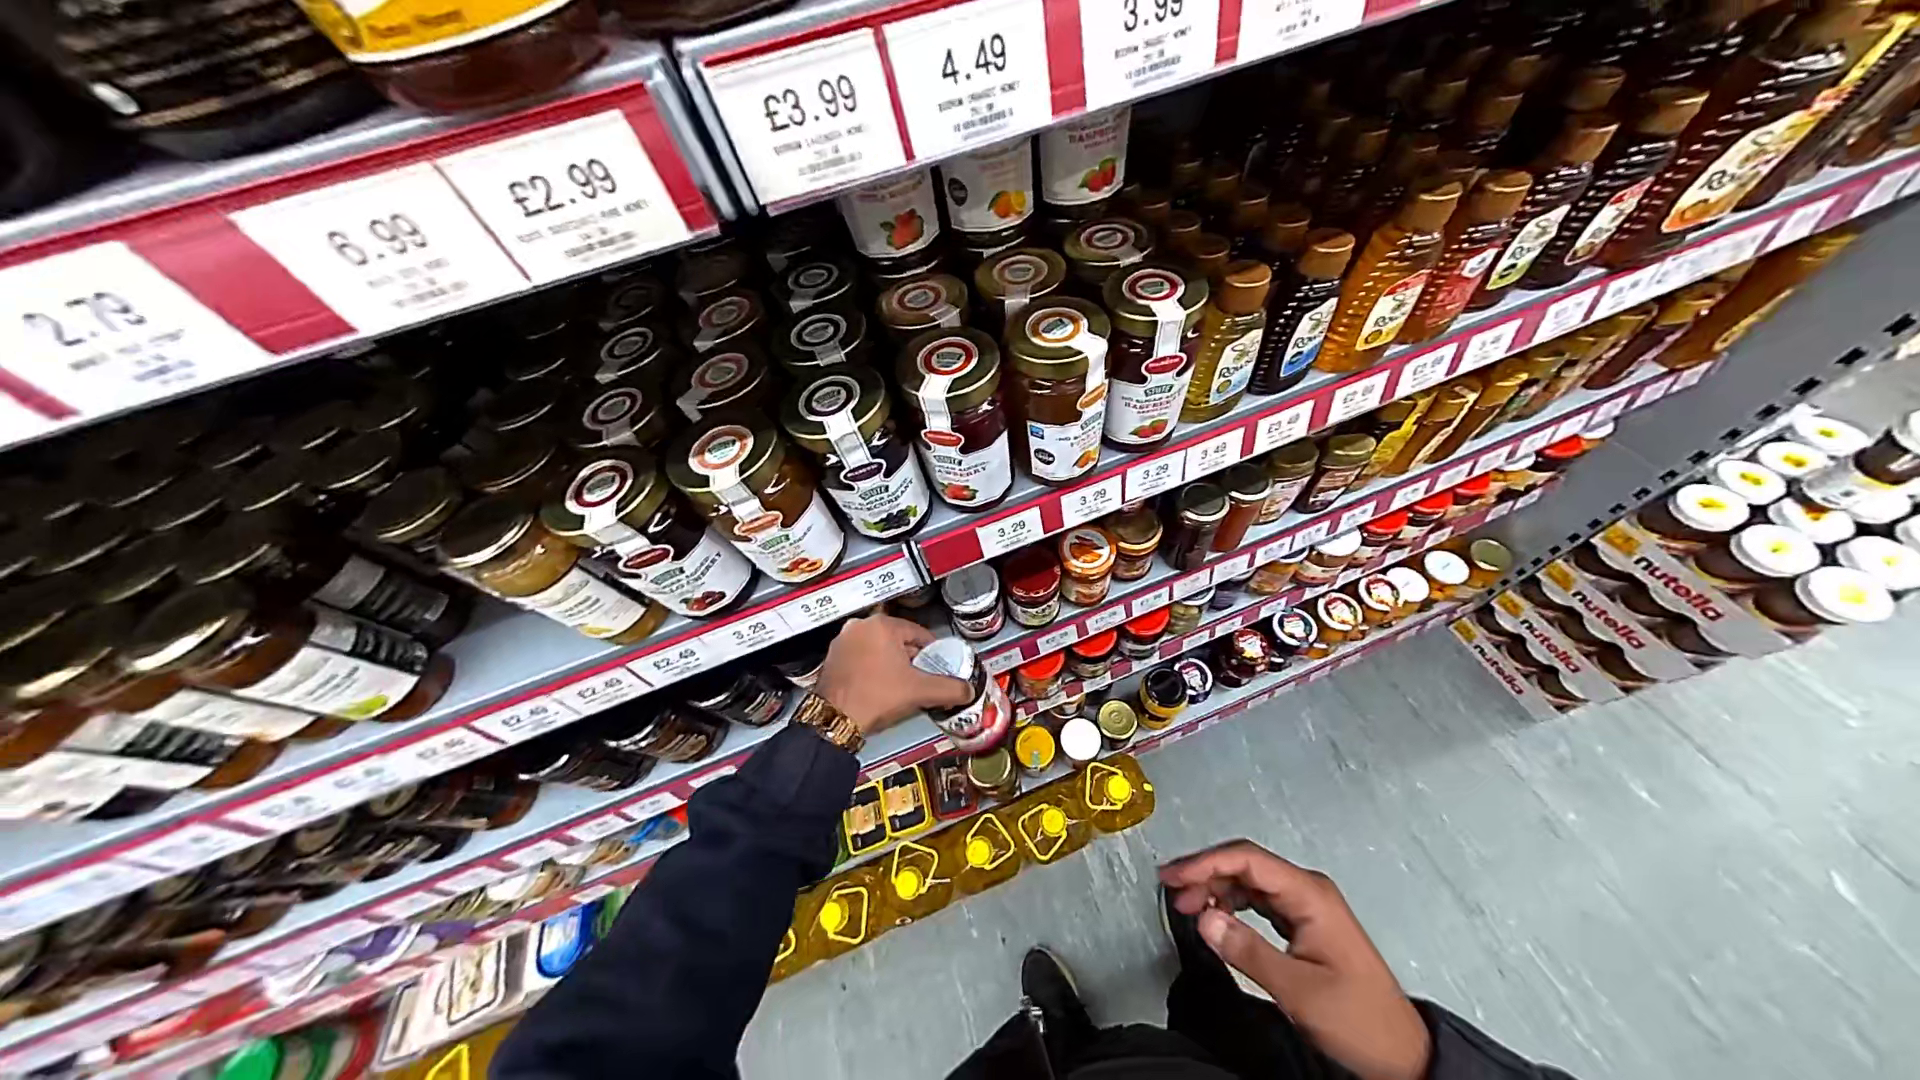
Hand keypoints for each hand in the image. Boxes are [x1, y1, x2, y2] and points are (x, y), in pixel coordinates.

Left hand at [813, 614, 974, 734]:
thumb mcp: (920, 691)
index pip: (918, 633)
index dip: (932, 650)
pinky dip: (873, 669)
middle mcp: (859, 628)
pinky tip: (880, 687)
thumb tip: (965, 689)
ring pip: (878, 649)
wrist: (836, 720)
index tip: (937, 663)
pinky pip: (861, 658)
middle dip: (911, 658)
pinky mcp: (833, 658)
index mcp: (881, 625)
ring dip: (891, 663)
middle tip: (921, 677)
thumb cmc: (872, 698)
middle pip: (897, 640)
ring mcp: (843, 642)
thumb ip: (949, 688)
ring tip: (901, 684)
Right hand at [1160, 841, 1431, 1079]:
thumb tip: (1204, 918)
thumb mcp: (1299, 990)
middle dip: (1205, 873)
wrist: (1403, 1057)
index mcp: (1310, 895)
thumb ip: (1247, 950)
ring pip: (1249, 880)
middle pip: (1245, 864)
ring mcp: (1306, 905)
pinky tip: (1215, 915)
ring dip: (1215, 888)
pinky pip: (1257, 899)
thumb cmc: (1358, 1021)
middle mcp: (1307, 890)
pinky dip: (1231, 903)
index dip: (1205, 863)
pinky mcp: (1302, 922)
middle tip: (1173, 890)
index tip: (1173, 876)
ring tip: (1188, 904)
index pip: (1246, 859)